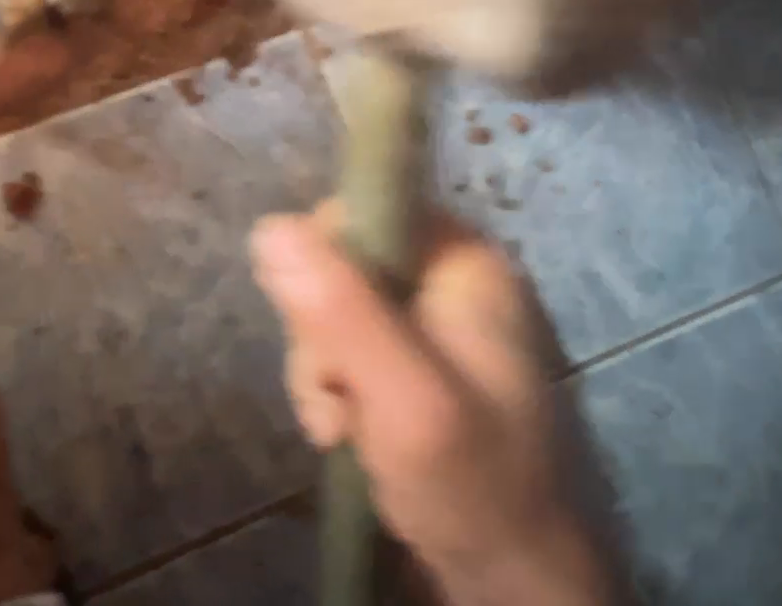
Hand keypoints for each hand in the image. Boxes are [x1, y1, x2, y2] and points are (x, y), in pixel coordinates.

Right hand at [251, 206, 616, 605]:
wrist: (510, 579)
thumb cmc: (470, 481)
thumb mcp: (404, 397)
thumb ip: (341, 311)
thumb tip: (271, 225)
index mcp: (464, 260)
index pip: (363, 212)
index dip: (320, 263)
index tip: (313, 327)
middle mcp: (448, 278)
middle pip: (340, 265)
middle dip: (318, 336)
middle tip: (334, 395)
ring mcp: (432, 324)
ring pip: (334, 311)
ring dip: (320, 370)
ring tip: (338, 427)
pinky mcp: (414, 363)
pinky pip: (346, 349)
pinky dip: (331, 389)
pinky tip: (342, 432)